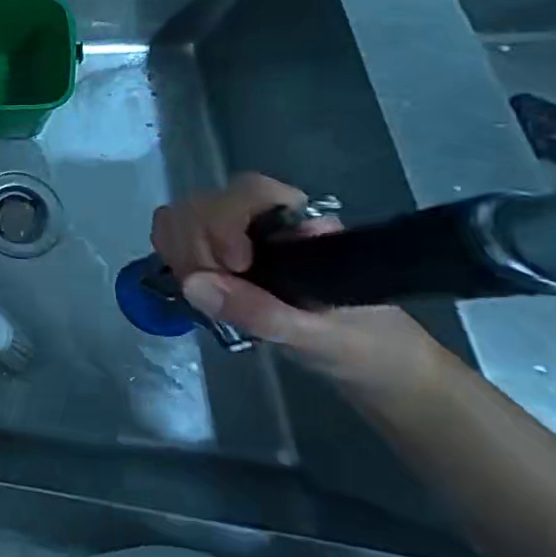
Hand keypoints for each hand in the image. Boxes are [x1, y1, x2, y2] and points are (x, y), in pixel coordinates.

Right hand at [151, 174, 447, 399]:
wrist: (381, 365)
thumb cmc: (364, 345)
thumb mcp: (320, 338)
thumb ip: (261, 313)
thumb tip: (192, 285)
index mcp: (300, 223)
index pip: (250, 191)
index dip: (227, 221)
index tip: (237, 267)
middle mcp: (264, 218)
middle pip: (206, 202)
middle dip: (195, 246)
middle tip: (215, 294)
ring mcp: (238, 234)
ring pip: (184, 215)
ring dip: (180, 253)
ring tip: (204, 294)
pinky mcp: (218, 252)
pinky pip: (178, 236)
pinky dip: (174, 258)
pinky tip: (194, 288)